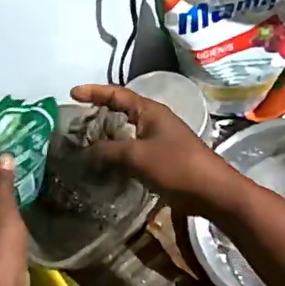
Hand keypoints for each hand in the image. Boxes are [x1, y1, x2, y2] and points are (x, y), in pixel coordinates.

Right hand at [69, 83, 246, 216]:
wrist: (212, 193)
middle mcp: (154, 121)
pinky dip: (113, 153)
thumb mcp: (136, 155)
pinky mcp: (159, 159)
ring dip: (104, 135)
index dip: (94, 92)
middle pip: (120, 111)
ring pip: (124, 132)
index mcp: (150, 112)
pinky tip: (101, 163)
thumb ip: (107, 151)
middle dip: (97, 112)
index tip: (72, 94)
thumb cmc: (176, 166)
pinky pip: (130, 150)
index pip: (117, 94)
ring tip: (82, 141)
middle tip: (74, 119)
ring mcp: (158, 140)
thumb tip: (85, 153)